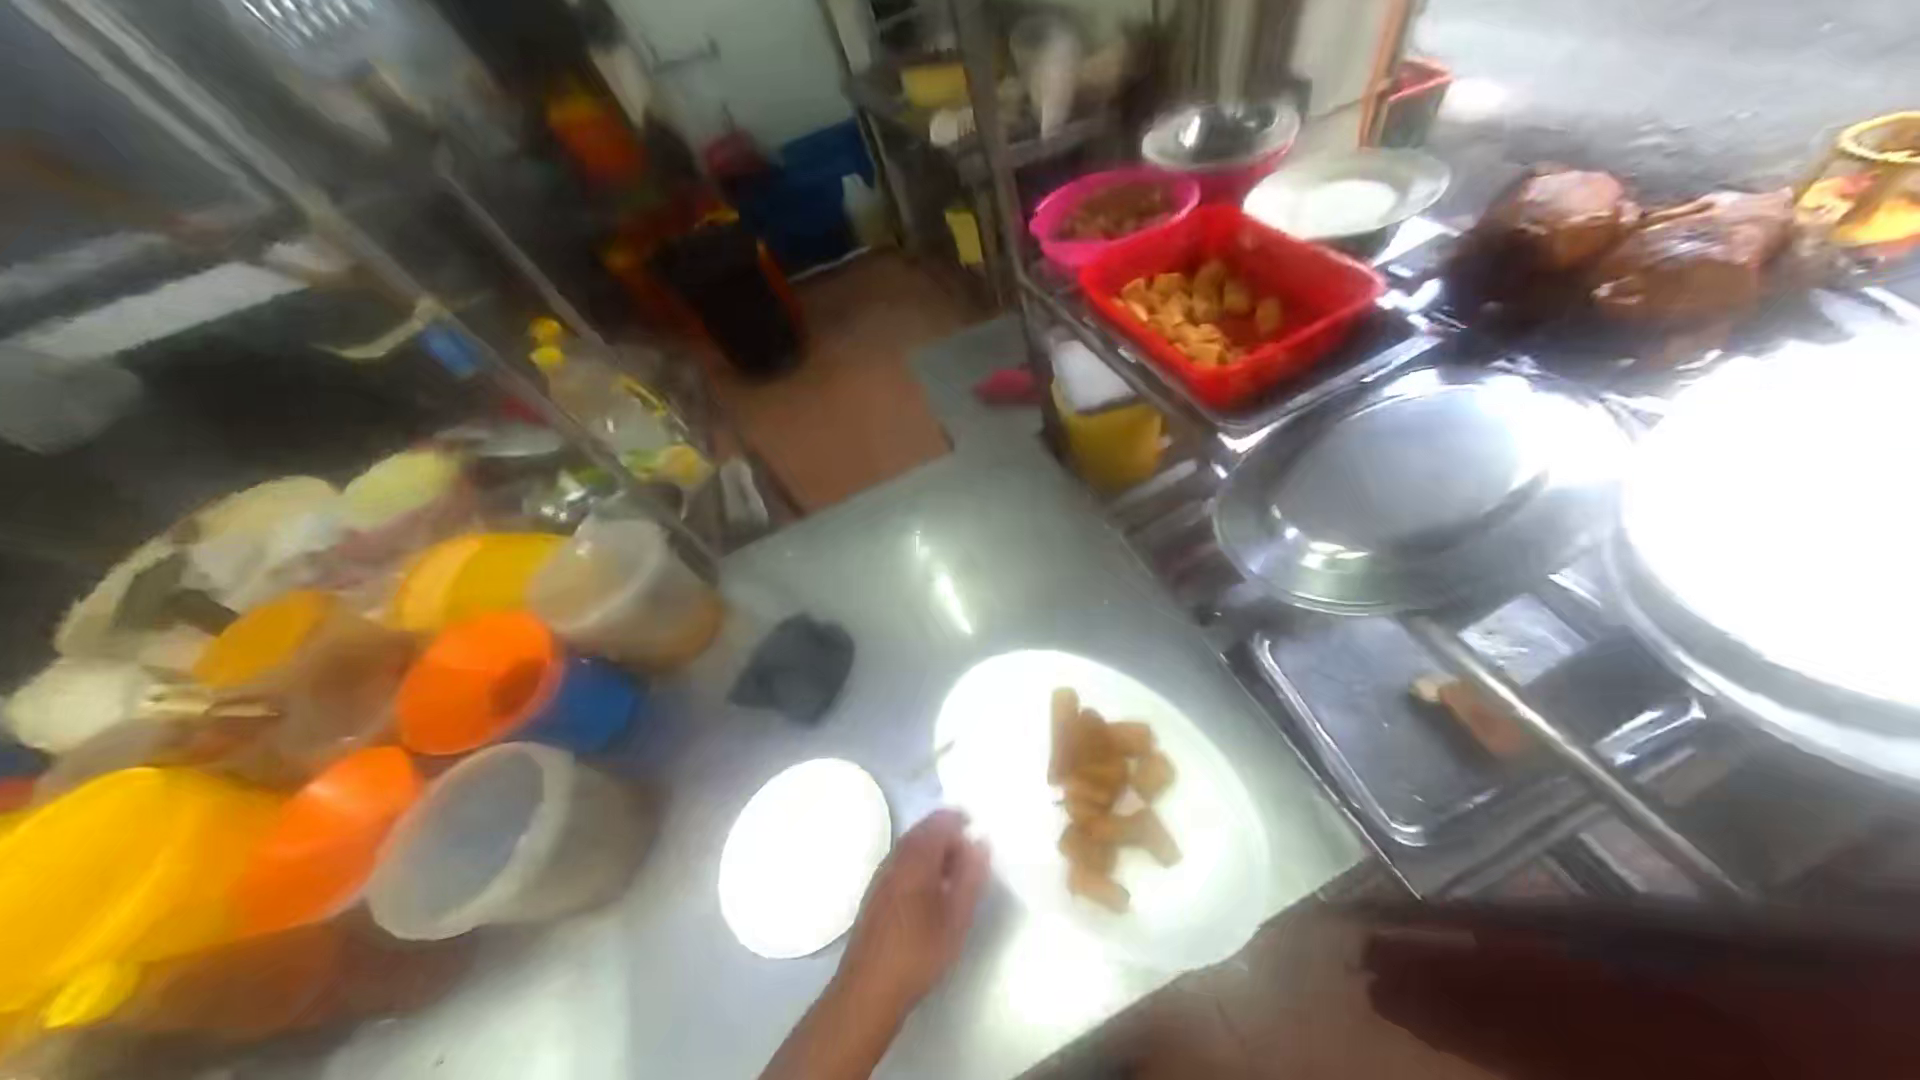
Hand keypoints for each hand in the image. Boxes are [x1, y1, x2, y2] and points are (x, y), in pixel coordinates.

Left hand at [833, 809, 990, 1018]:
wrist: (868, 991)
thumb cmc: (918, 952)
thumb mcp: (956, 917)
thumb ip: (970, 876)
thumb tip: (979, 842)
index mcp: (915, 856)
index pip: (939, 821)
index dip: (960, 820)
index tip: (978, 830)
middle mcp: (895, 858)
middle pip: (923, 831)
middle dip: (948, 835)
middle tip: (971, 854)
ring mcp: (881, 876)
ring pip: (911, 848)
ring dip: (934, 851)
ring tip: (956, 874)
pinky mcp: (875, 895)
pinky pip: (902, 864)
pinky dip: (921, 866)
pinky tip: (932, 892)